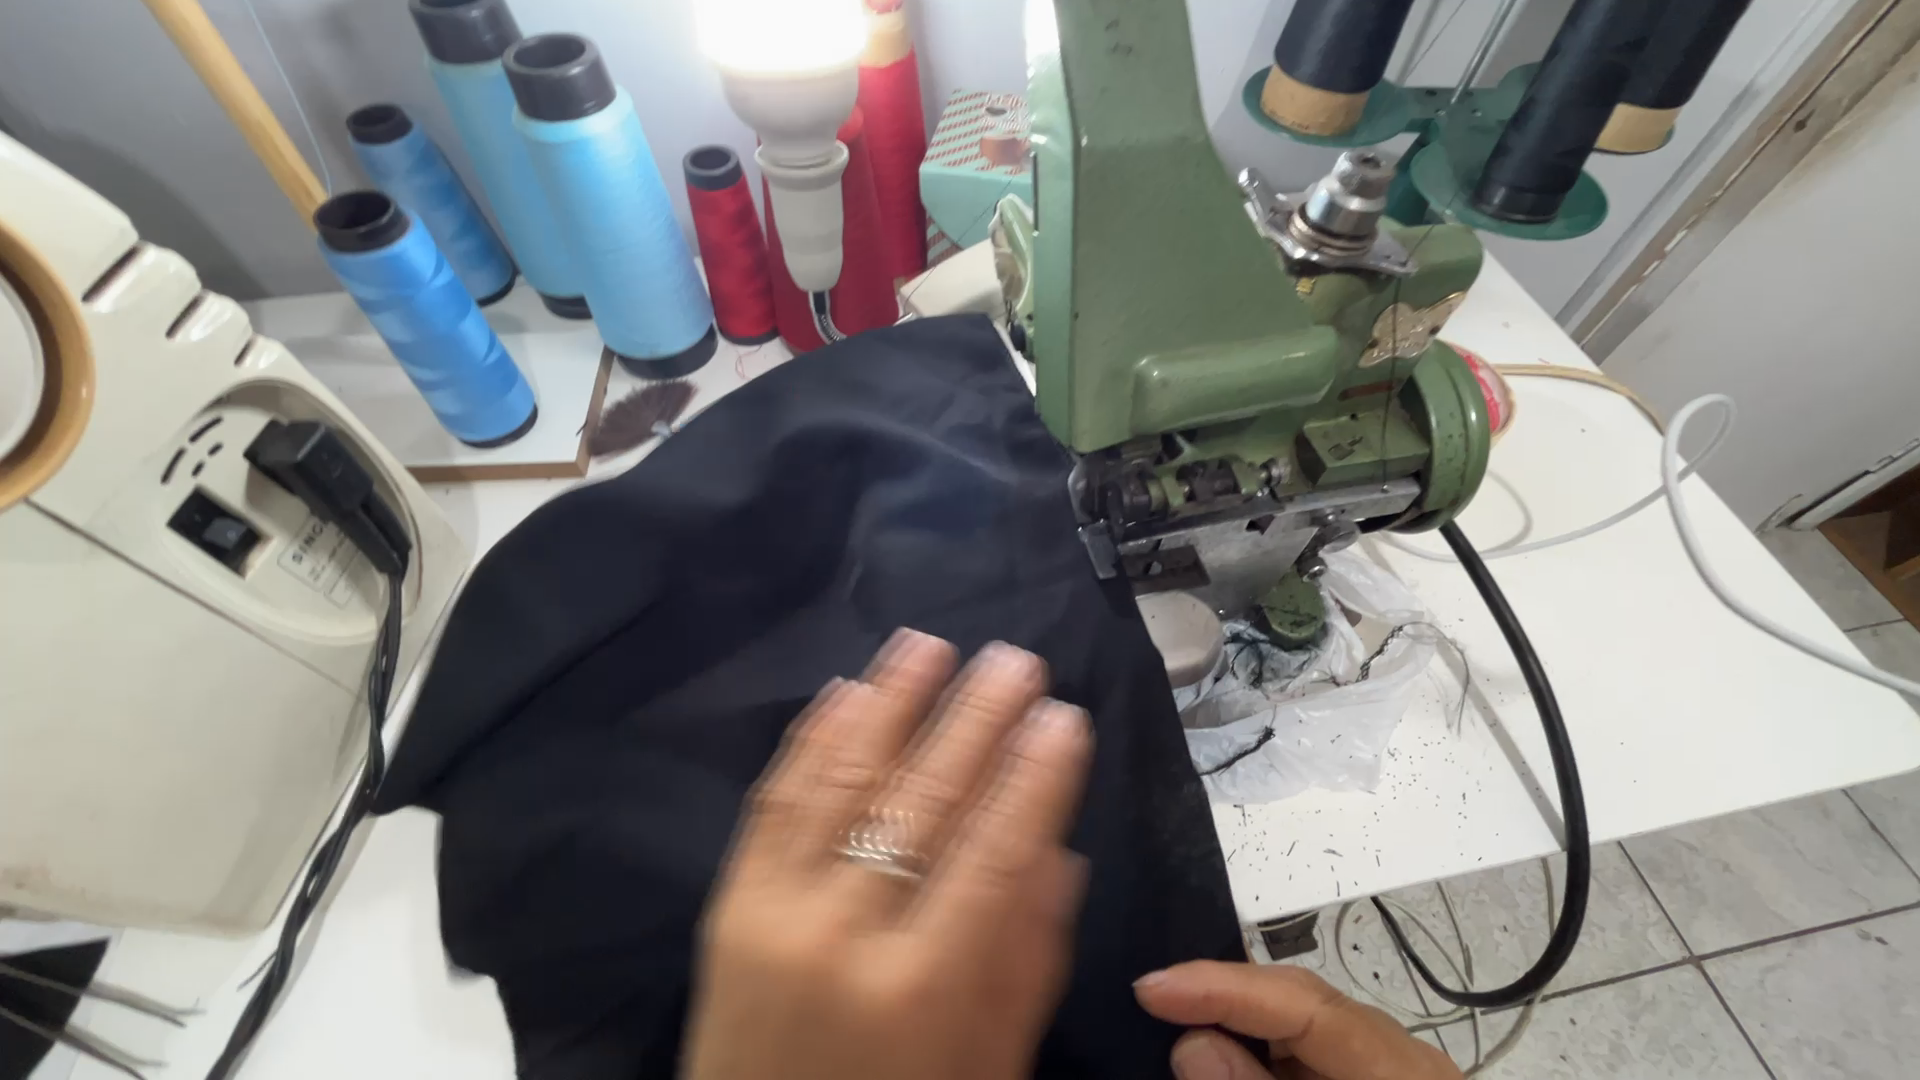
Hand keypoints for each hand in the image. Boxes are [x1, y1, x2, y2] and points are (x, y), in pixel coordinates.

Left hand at [681, 631, 1094, 1079]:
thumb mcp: (988, 1062)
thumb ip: (1026, 958)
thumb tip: (1057, 849)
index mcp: (926, 985)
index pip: (996, 851)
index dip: (1035, 777)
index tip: (1064, 716)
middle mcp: (847, 933)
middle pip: (923, 800)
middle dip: (975, 719)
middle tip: (1012, 660)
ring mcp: (777, 908)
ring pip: (845, 779)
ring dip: (891, 701)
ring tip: (928, 645)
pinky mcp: (731, 899)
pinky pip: (775, 800)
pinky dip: (813, 737)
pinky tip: (845, 690)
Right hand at [1135, 962, 1462, 1079]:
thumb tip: (1191, 1045)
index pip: (1307, 1007)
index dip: (1224, 988)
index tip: (1151, 987)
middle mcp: (1402, 1062)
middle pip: (1301, 1003)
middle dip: (1224, 996)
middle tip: (1153, 994)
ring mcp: (1388, 1073)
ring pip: (1298, 1025)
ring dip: (1236, 1024)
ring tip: (1172, 1014)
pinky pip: (1305, 1055)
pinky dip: (1258, 1055)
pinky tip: (1220, 1054)